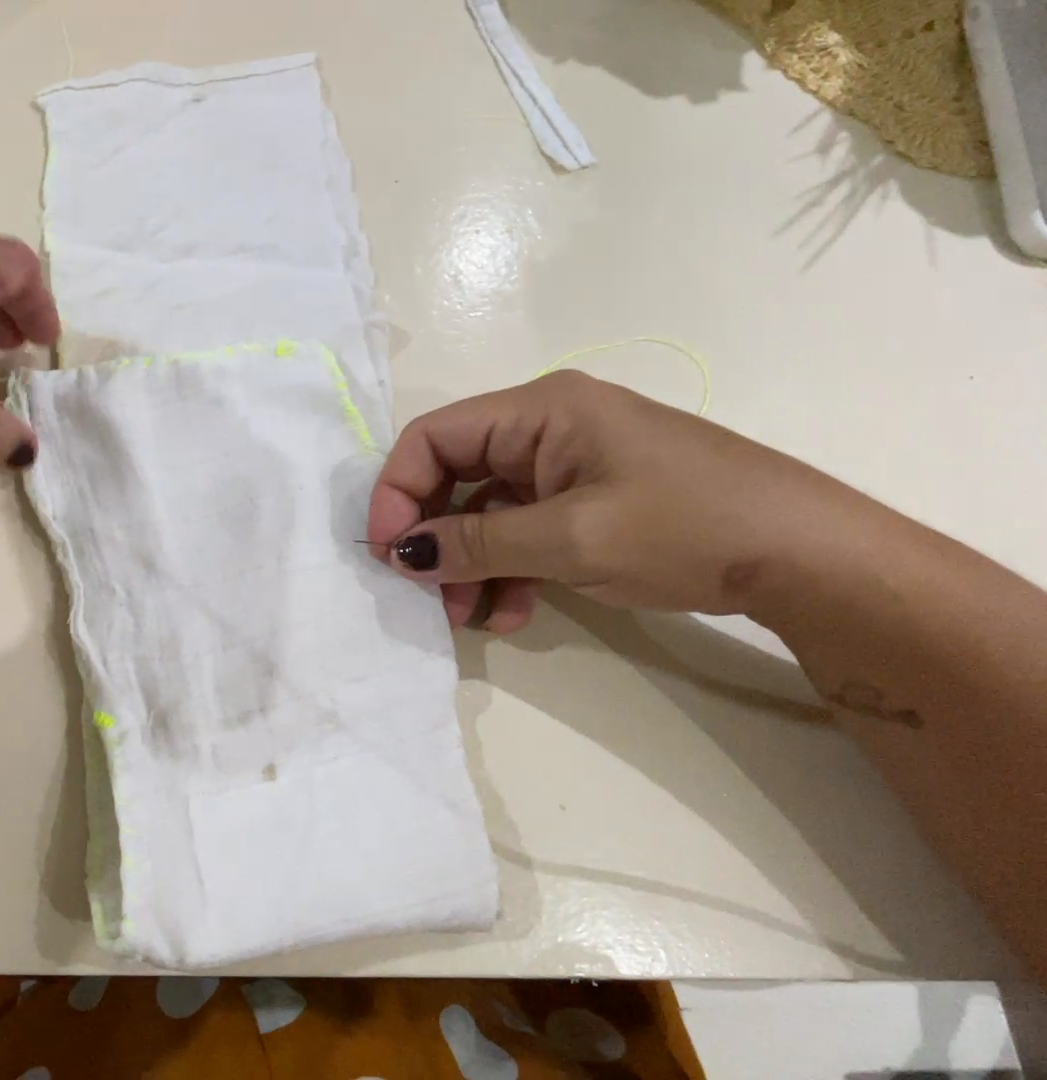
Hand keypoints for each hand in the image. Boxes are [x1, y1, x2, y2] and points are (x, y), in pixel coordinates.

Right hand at [367, 370, 874, 633]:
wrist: (810, 560)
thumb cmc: (686, 528)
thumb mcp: (569, 539)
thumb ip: (475, 543)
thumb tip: (400, 554)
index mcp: (538, 411)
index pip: (432, 438)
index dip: (396, 492)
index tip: (387, 553)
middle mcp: (544, 429)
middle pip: (453, 477)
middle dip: (434, 538)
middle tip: (426, 594)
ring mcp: (567, 467)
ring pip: (483, 512)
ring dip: (468, 566)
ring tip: (470, 617)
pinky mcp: (586, 502)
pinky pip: (520, 532)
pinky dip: (506, 572)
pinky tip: (511, 614)